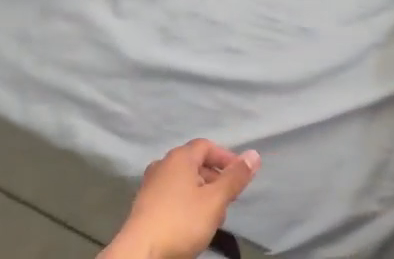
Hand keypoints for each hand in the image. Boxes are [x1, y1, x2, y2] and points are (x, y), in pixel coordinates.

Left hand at [101, 139, 260, 258]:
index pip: (207, 146)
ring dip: (202, 195)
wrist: (140, 253)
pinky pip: (172, 196)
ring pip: (184, 182)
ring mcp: (151, 185)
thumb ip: (235, 178)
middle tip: (228, 201)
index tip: (241, 176)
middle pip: (195, 164)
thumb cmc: (181, 222)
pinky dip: (186, 204)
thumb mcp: (215, 201)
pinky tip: (192, 225)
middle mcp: (163, 165)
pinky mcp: (144, 206)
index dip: (226, 158)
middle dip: (215, 180)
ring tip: (213, 217)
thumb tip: (254, 154)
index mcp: (179, 157)